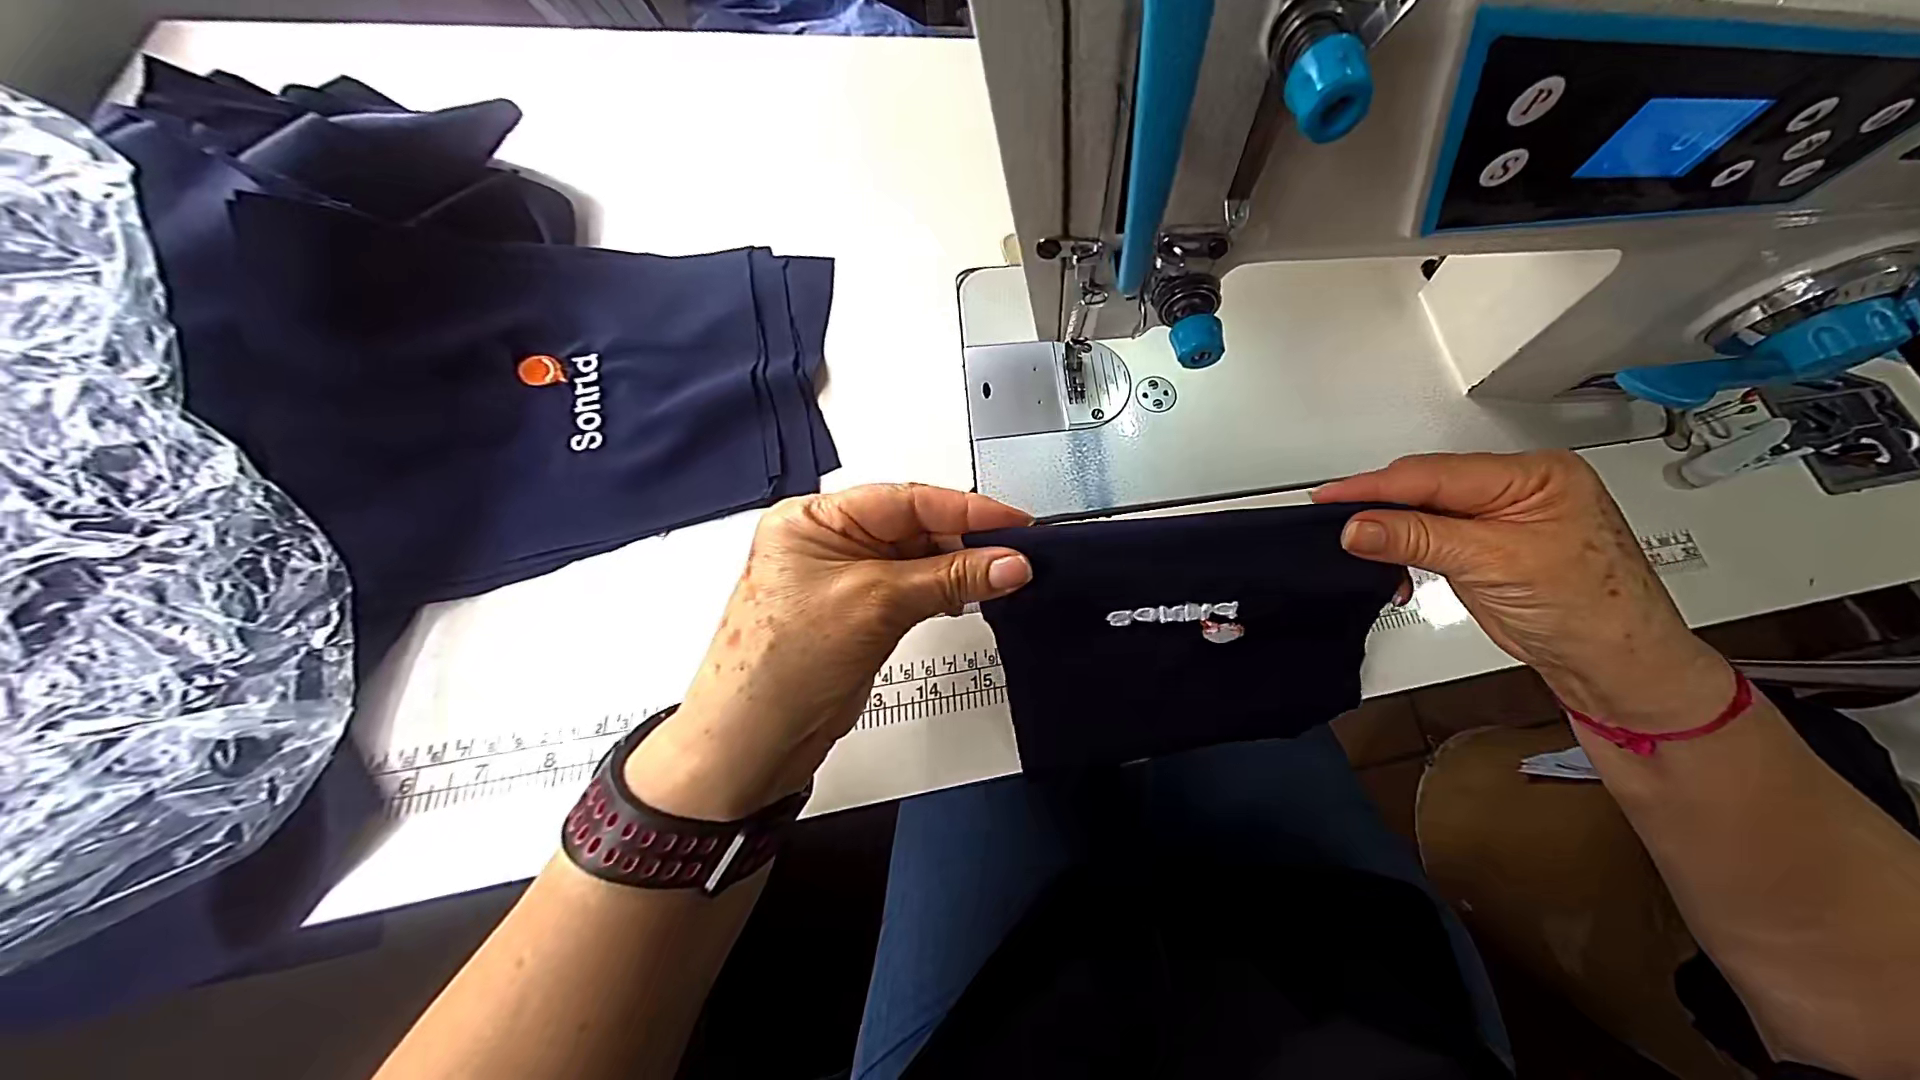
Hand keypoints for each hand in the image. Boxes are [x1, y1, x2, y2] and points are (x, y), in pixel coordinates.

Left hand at [625, 484, 1032, 819]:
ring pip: (918, 559)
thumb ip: (947, 578)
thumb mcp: (874, 605)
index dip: (967, 509)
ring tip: (1003, 576)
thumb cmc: (775, 670)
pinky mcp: (860, 612)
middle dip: (966, 540)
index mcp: (814, 519)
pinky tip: (970, 595)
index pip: (906, 499)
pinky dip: (944, 591)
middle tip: (1015, 554)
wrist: (752, 743)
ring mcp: (845, 579)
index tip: (1013, 522)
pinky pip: (913, 589)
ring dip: (960, 568)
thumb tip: (1006, 561)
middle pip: (915, 525)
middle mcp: (828, 543)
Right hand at [1312, 451, 1730, 728]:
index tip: (1330, 497)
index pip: (1433, 473)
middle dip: (1379, 506)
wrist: (1612, 663)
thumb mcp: (1493, 563)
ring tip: (1362, 547)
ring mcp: (1496, 517)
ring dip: (1389, 532)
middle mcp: (1515, 489)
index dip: (1375, 486)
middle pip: (1423, 485)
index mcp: (1534, 475)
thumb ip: (1417, 538)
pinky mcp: (1480, 543)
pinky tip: (1393, 566)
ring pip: (1419, 510)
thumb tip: (1358, 526)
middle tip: (1336, 521)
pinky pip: (1425, 534)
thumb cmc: (1594, 610)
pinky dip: (1402, 550)